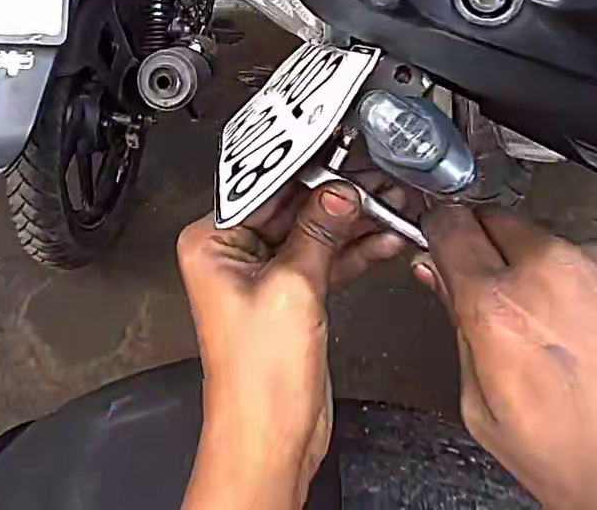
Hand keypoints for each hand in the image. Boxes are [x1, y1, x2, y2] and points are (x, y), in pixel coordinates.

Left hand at [177, 175, 413, 509]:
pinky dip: (351, 250)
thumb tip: (338, 192)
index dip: (304, 171)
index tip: (335, 155)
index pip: (263, 187)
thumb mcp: (293, 288)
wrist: (272, 441)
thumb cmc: (257, 381)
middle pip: (290, 206)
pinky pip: (322, 257)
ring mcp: (262, 271)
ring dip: (350, 221)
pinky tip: (382, 237)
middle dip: (334, 196)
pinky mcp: (289, 291)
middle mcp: (232, 252)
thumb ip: (319, 232)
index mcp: (212, 241)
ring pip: (311, 231)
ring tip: (384, 203)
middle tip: (368, 181)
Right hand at [415, 206, 596, 509]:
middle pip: (496, 221)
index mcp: (500, 307)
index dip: (440, 232)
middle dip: (493, 251)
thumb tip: (443, 282)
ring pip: (554, 244)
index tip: (444, 240)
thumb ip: (458, 337)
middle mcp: (550, 269)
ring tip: (586, 339)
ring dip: (554, 275)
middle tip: (512, 302)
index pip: (447, 224)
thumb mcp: (498, 423)